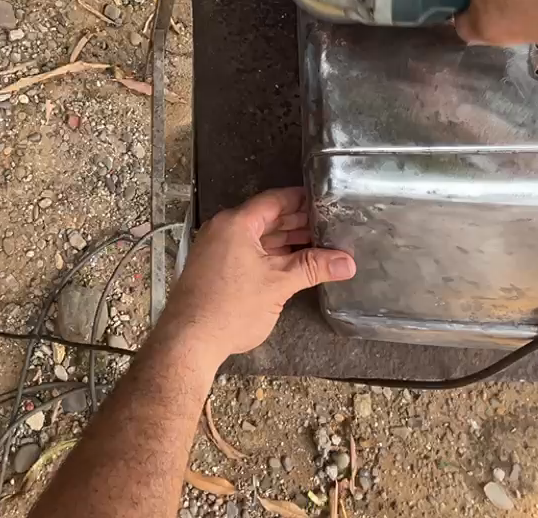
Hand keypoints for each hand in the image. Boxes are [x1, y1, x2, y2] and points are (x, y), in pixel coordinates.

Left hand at [153, 188, 354, 365]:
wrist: (189, 338)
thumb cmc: (231, 307)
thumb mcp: (278, 284)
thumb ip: (313, 268)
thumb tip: (348, 262)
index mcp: (236, 223)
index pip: (274, 200)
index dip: (300, 199)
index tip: (323, 199)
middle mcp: (224, 228)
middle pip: (266, 217)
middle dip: (297, 221)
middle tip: (327, 224)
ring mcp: (218, 247)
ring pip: (258, 236)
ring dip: (285, 239)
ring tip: (317, 243)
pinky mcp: (217, 266)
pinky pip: (248, 250)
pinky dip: (270, 253)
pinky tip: (292, 261)